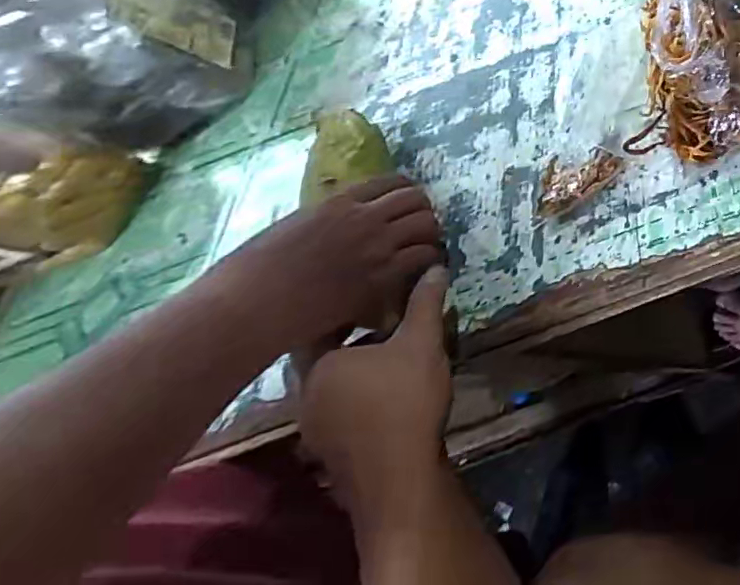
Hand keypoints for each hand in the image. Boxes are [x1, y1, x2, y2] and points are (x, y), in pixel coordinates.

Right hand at [207, 174, 442, 350]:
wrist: (243, 309)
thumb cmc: (250, 274)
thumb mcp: (292, 228)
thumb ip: (326, 219)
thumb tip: (343, 220)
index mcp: (338, 203)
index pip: (391, 182)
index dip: (405, 191)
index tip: (407, 204)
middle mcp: (363, 218)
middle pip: (416, 199)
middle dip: (422, 210)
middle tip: (420, 227)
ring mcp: (375, 246)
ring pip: (426, 225)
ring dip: (429, 234)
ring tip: (424, 247)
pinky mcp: (381, 276)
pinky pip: (423, 257)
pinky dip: (428, 260)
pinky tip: (421, 270)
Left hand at [299, 267, 452, 523]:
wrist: (397, 474)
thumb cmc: (404, 397)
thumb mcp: (422, 341)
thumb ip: (425, 302)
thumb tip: (434, 267)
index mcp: (318, 365)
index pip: (323, 325)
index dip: (349, 308)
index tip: (376, 296)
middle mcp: (305, 394)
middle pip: (331, 354)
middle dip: (362, 337)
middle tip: (395, 319)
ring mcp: (315, 426)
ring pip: (339, 383)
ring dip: (365, 368)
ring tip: (401, 353)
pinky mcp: (331, 449)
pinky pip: (345, 407)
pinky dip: (366, 393)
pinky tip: (396, 391)